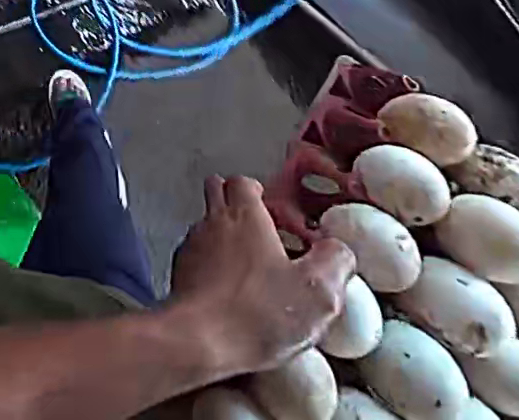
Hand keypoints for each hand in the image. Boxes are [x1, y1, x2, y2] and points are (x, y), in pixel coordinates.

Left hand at [165, 174, 355, 378]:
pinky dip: (209, 260)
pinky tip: (227, 287)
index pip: (243, 181)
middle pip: (217, 190)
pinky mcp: (180, 268)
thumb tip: (338, 249)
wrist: (200, 337)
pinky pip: (195, 252)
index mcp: (244, 215)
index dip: (257, 191)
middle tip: (258, 227)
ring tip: (246, 263)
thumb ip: (334, 262)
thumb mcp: (317, 292)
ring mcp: (192, 242)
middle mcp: (213, 220)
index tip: (274, 210)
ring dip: (222, 232)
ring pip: (205, 221)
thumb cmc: (258, 311)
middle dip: (234, 199)